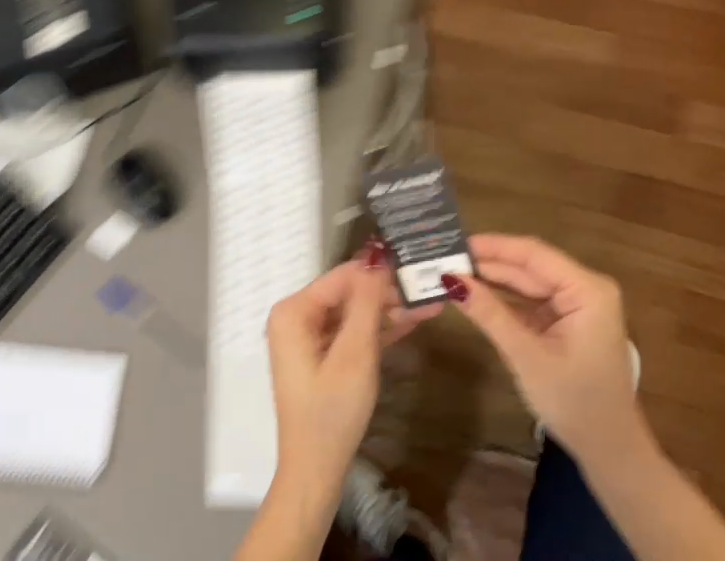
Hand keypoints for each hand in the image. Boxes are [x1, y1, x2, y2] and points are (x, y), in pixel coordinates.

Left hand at [265, 247, 440, 483]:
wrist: (316, 469)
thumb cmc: (332, 410)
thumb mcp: (355, 353)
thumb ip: (367, 302)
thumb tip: (376, 255)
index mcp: (294, 311)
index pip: (343, 276)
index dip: (380, 270)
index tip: (417, 263)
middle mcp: (297, 317)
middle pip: (349, 292)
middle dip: (388, 291)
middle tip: (430, 287)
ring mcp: (308, 338)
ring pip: (355, 312)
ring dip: (390, 310)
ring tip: (431, 304)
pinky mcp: (322, 356)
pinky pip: (352, 332)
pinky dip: (380, 330)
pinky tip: (414, 321)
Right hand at [443, 234, 646, 460]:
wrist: (608, 448)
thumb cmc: (574, 401)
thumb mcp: (527, 356)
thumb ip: (490, 314)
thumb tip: (450, 279)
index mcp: (587, 290)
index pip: (534, 255)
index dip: (493, 246)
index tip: (454, 242)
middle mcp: (585, 289)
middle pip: (530, 267)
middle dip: (488, 263)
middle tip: (444, 258)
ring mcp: (575, 306)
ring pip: (527, 283)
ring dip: (492, 280)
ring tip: (451, 272)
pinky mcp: (565, 322)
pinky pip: (530, 302)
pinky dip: (503, 301)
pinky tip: (474, 295)